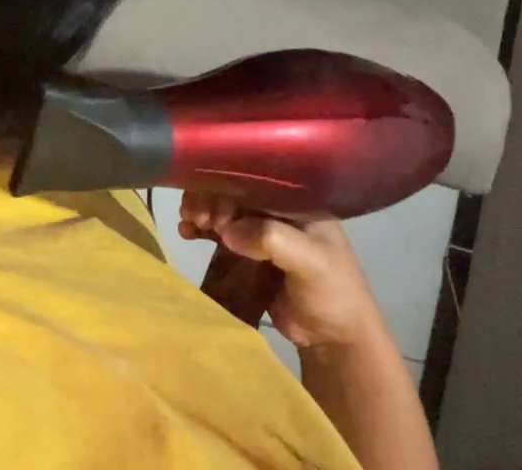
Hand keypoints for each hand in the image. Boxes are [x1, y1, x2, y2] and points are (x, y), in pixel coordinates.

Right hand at [180, 194, 387, 349]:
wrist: (334, 340)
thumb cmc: (332, 294)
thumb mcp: (310, 262)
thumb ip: (271, 240)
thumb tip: (227, 232)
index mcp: (299, 202)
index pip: (256, 181)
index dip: (230, 187)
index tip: (215, 211)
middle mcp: (279, 210)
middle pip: (235, 192)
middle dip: (211, 199)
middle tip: (198, 218)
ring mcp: (263, 231)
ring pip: (224, 210)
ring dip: (202, 211)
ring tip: (187, 223)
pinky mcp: (249, 253)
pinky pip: (220, 233)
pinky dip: (201, 230)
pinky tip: (186, 233)